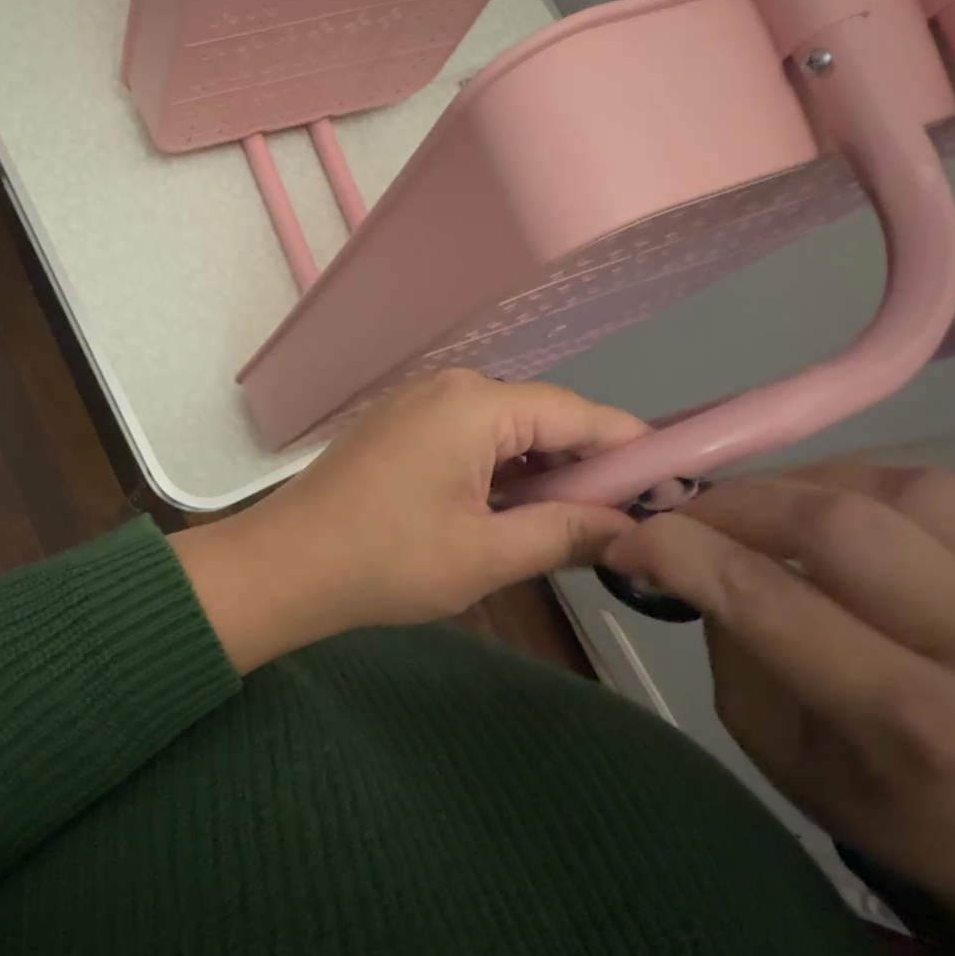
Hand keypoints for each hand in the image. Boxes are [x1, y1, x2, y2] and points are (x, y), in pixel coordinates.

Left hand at [173, 369, 648, 672]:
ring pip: (505, 434)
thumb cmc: (382, 562)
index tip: (674, 494)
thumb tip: (633, 531)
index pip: (581, 415)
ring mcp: (414, 405)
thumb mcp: (486, 555)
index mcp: (475, 403)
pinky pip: (466, 442)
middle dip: (582, 473)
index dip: (633, 452)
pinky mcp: (394, 430)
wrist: (280, 567)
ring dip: (536, 480)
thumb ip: (567, 533)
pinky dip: (495, 476)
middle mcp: (447, 388)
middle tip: (614, 531)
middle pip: (542, 421)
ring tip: (561, 534)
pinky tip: (505, 518)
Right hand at [603, 464, 954, 955]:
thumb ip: (733, 646)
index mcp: (918, 726)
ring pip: (901, 488)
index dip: (680, 552)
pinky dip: (874, 481)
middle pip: (841, 526)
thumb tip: (684, 554)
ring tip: (756, 511)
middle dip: (732, 505)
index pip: (773, 601)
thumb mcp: (777, 748)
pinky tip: (838, 509)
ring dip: (801, 485)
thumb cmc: (891, 810)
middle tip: (679, 516)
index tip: (624, 541)